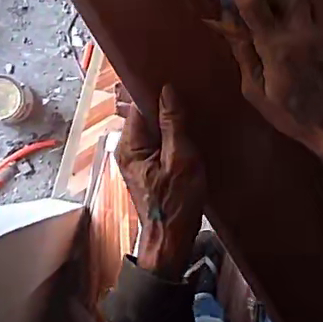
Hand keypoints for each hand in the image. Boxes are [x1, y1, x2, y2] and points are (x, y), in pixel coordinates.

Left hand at [116, 84, 206, 280]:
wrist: (171, 241)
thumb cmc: (176, 204)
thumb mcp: (180, 160)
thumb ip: (173, 125)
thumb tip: (167, 91)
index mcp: (129, 145)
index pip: (139, 105)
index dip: (157, 92)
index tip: (178, 80)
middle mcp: (128, 149)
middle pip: (146, 115)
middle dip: (167, 105)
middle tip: (192, 93)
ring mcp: (137, 159)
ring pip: (154, 129)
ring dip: (172, 121)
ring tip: (195, 110)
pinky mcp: (149, 168)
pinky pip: (159, 142)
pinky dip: (173, 136)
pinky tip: (191, 132)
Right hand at [206, 0, 322, 161]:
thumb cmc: (290, 113)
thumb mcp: (254, 90)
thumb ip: (242, 51)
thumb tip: (228, 20)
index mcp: (277, 48)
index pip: (252, 2)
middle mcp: (302, 32)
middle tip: (258, 12)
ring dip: (286, 4)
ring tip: (281, 29)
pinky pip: (314, 14)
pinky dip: (302, 22)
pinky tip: (302, 47)